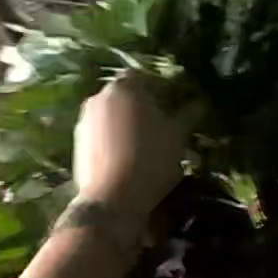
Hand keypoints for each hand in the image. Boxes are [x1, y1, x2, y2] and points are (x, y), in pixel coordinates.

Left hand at [73, 71, 183, 219]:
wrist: (111, 199)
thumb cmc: (150, 162)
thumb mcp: (177, 138)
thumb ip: (188, 116)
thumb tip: (199, 103)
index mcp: (125, 88)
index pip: (145, 77)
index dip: (161, 89)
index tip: (174, 105)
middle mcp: (100, 97)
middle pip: (126, 95)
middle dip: (143, 106)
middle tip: (162, 125)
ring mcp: (85, 120)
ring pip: (112, 115)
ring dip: (128, 124)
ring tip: (145, 145)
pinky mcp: (77, 143)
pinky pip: (101, 134)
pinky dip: (114, 140)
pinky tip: (128, 158)